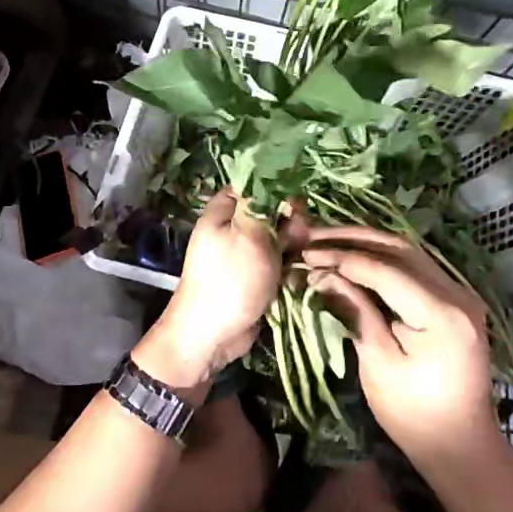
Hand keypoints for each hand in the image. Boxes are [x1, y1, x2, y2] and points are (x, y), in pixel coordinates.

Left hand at [134, 189, 280, 388]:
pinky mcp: (255, 274)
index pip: (256, 183)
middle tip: (298, 239)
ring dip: (293, 246)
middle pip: (272, 210)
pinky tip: (300, 271)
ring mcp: (244, 252)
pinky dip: (290, 264)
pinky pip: (278, 260)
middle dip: (290, 221)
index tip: (296, 205)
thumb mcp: (247, 235)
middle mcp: (233, 226)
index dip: (279, 189)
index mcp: (224, 210)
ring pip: (279, 237)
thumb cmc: (228, 281)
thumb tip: (274, 176)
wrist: (211, 335)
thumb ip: (263, 204)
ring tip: (301, 258)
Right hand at [301, 227, 507, 470]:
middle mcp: (458, 293)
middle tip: (312, 236)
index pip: (384, 269)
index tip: (305, 254)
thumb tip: (321, 274)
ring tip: (327, 239)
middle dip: (352, 239)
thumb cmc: (414, 414)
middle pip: (399, 249)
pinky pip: (416, 266)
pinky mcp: (455, 300)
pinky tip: (355, 255)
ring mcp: (461, 293)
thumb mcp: (377, 362)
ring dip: (366, 243)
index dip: (342, 258)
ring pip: (408, 251)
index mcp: (442, 314)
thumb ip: (354, 310)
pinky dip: (383, 257)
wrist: (461, 445)